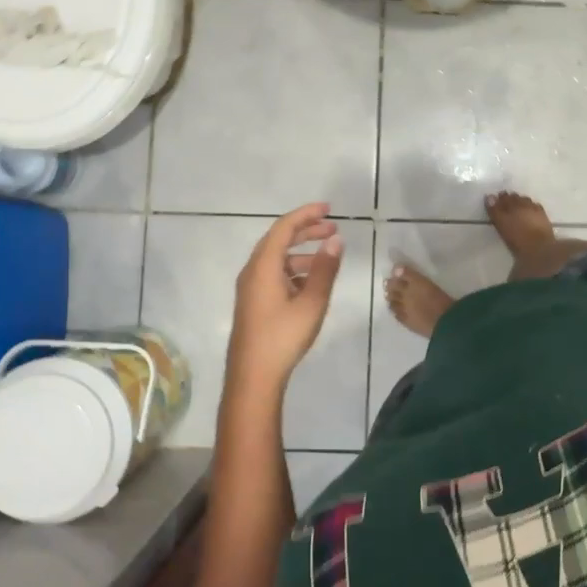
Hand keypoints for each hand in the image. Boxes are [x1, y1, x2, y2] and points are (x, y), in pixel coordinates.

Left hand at [227, 203, 344, 395]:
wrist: (252, 377)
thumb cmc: (282, 337)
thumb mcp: (311, 303)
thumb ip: (324, 269)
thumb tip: (336, 240)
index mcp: (263, 266)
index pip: (284, 228)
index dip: (306, 215)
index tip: (329, 209)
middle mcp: (253, 271)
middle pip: (278, 240)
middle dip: (306, 231)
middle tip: (333, 228)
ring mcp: (250, 288)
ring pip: (276, 259)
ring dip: (301, 252)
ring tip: (327, 257)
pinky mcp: (253, 303)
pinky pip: (274, 274)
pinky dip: (293, 269)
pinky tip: (311, 282)